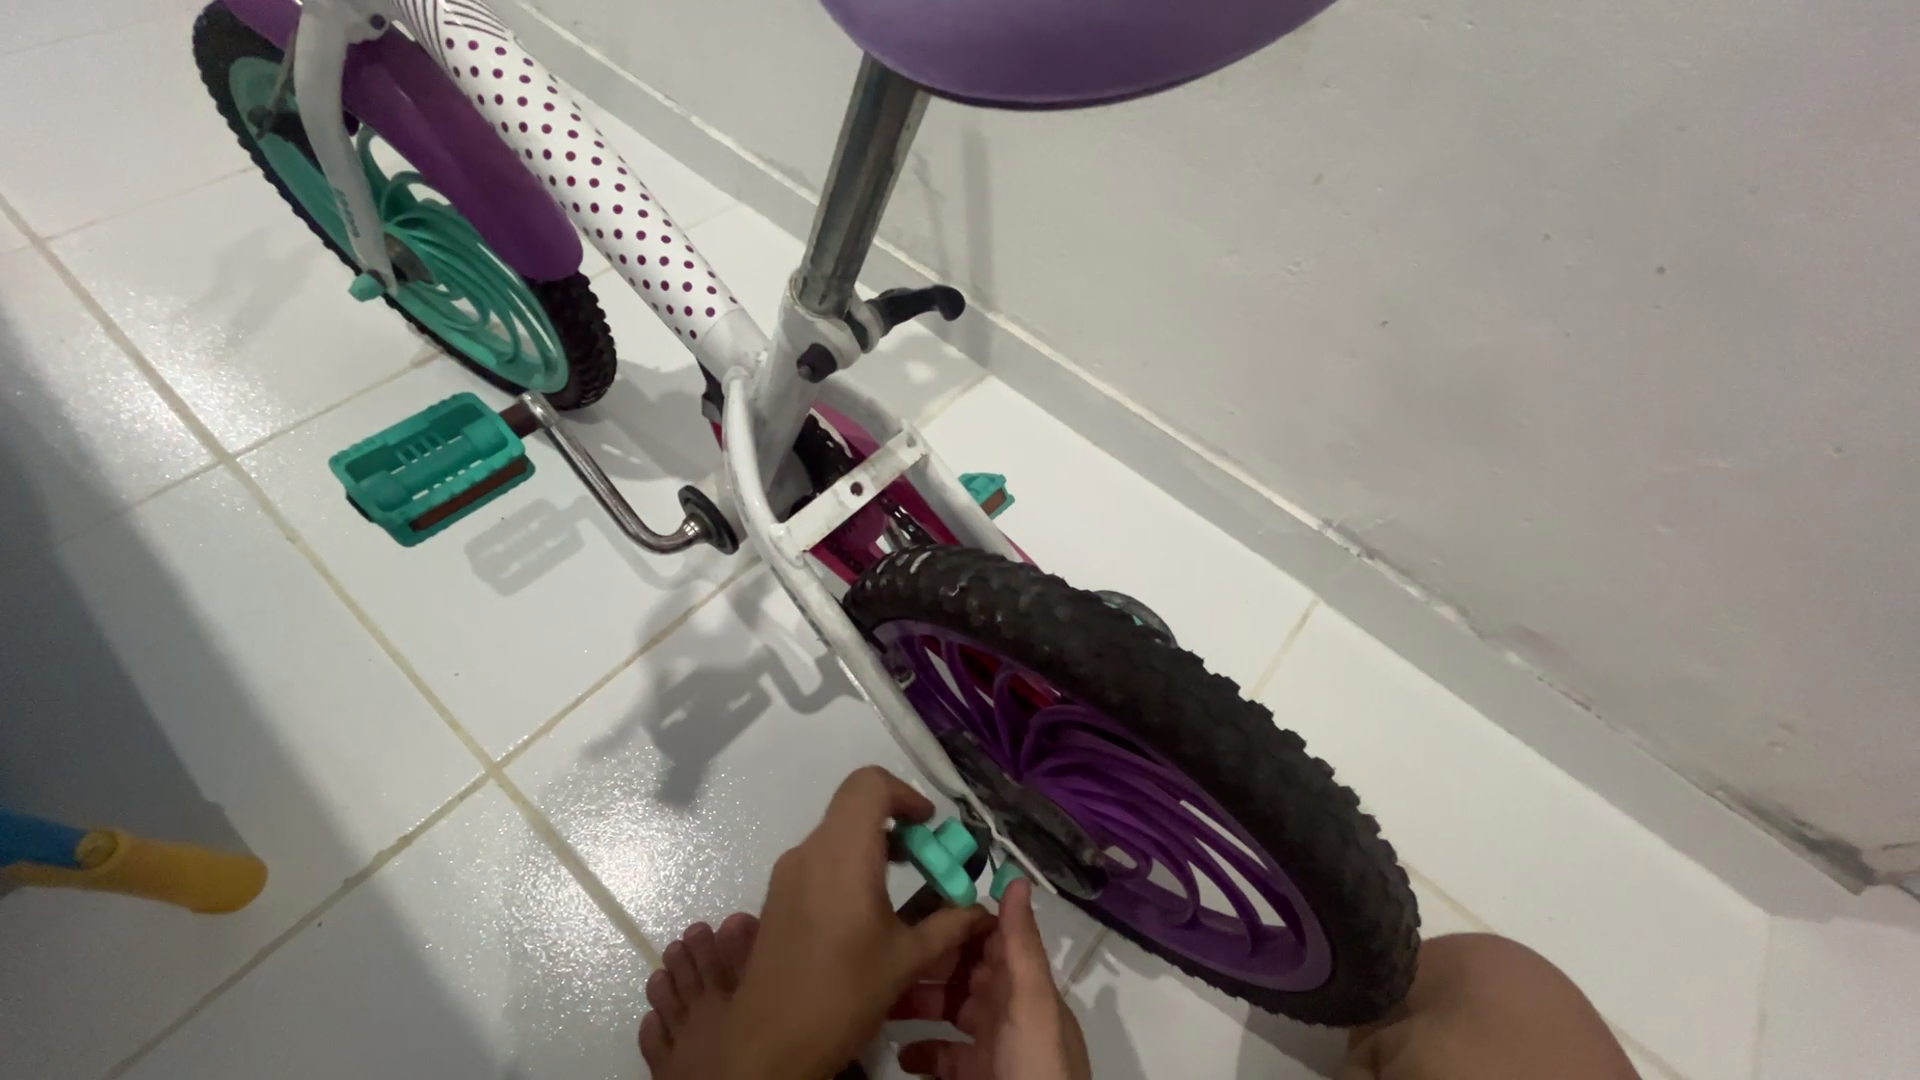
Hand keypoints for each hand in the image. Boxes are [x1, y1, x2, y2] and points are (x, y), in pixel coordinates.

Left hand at [717, 766, 993, 1077]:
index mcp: (844, 854)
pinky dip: (850, 861)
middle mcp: (811, 850)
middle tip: (923, 855)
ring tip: (902, 882)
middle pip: (854, 803)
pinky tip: (866, 907)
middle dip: (895, 819)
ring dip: (872, 841)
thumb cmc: (843, 994)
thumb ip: (948, 925)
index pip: (869, 784)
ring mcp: (789, 870)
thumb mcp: (907, 960)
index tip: (928, 826)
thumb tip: (981, 910)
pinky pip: (820, 855)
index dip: (904, 793)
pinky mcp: (778, 893)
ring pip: (837, 829)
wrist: (768, 1045)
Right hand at [894, 878, 1091, 1079]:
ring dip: (917, 1005)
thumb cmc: (1037, 1069)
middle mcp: (1007, 1009)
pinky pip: (943, 1058)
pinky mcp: (976, 1078)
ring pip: (949, 1012)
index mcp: (1023, 984)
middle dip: (927, 964)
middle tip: (887, 960)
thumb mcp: (1032, 1002)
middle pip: (963, 973)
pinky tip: (901, 1055)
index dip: (956, 924)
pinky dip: (921, 1052)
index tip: (916, 910)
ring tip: (883, 1005)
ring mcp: (991, 1047)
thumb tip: (1016, 878)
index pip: (988, 938)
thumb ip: (1021, 944)